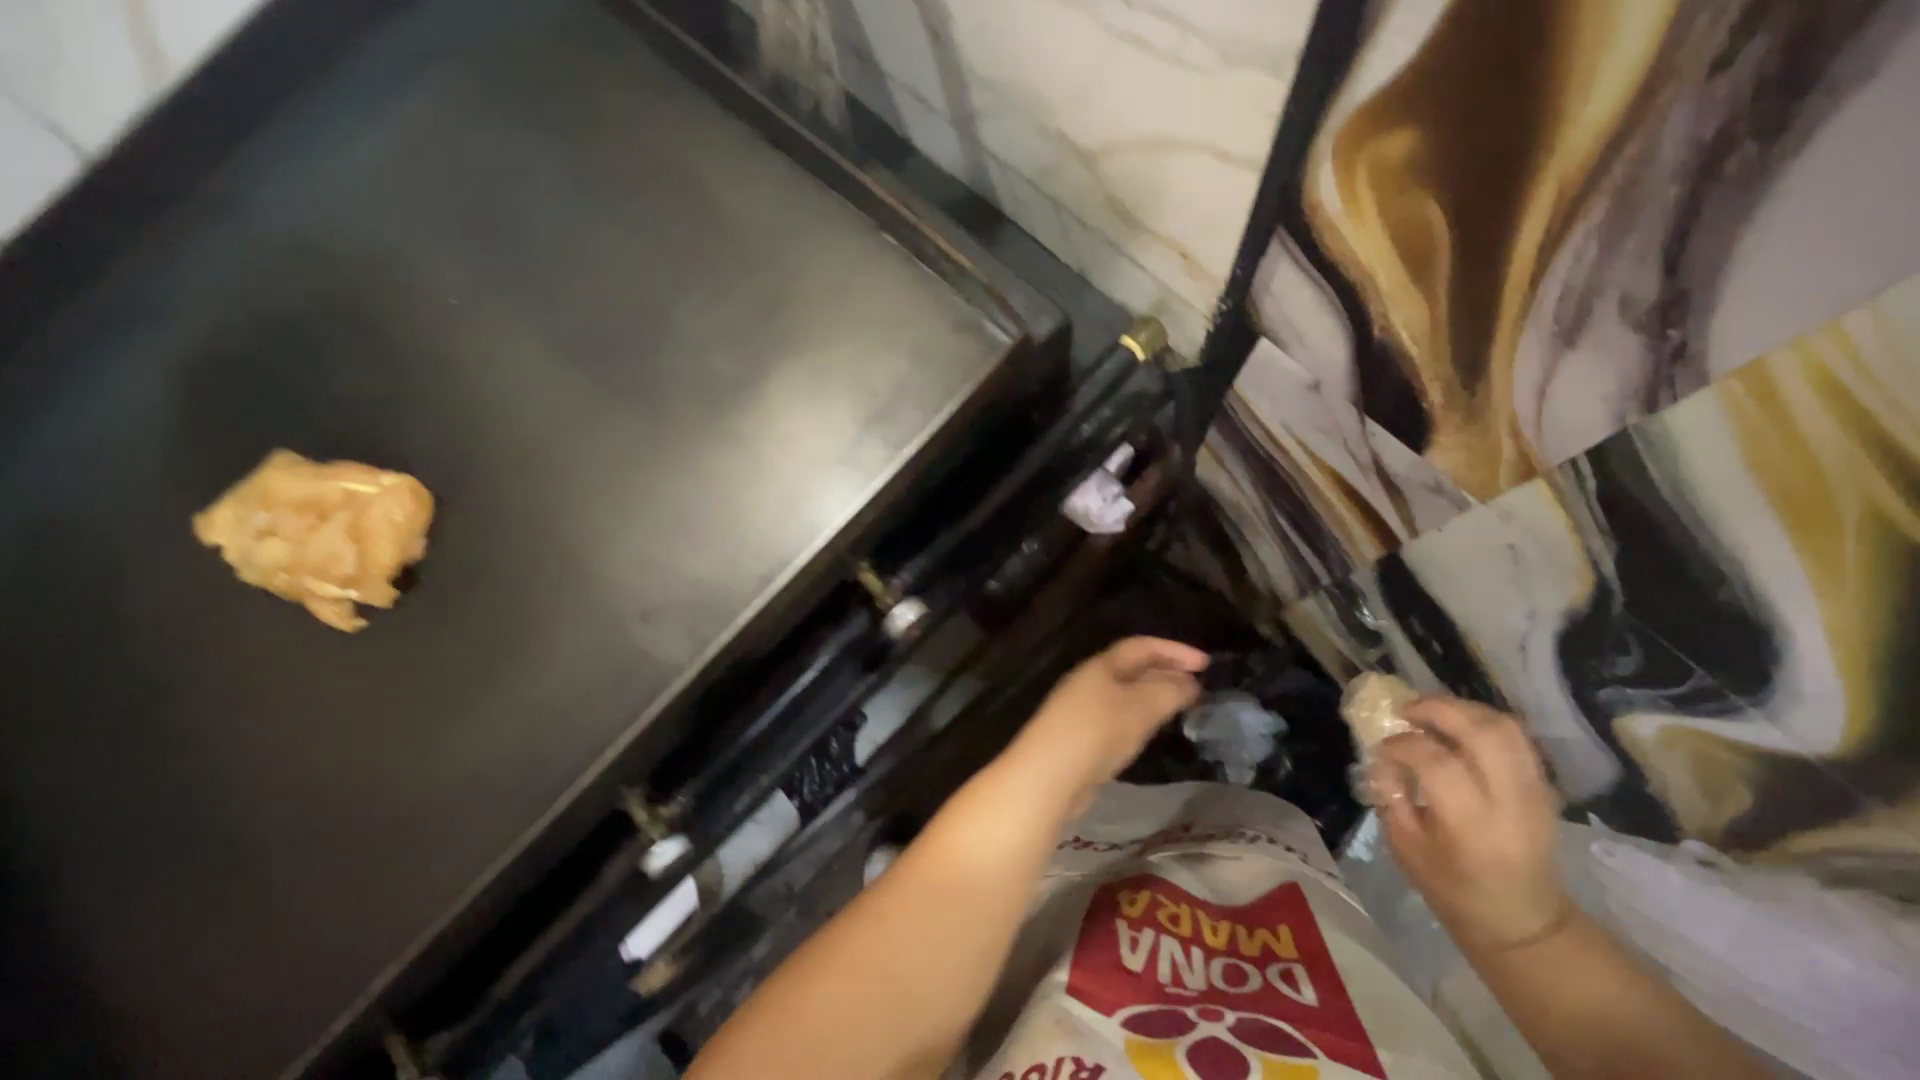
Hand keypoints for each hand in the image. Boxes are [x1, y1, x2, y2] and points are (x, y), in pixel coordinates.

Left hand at [1001, 637, 1208, 815]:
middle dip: (1166, 672)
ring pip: (1125, 695)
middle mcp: (1088, 682)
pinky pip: (1117, 718)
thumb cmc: (1097, 733)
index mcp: (1101, 666)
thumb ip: (1169, 691)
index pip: (1142, 646)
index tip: (1207, 664)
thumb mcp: (1141, 707)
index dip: (1175, 650)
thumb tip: (1189, 682)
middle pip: (1132, 669)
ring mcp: (1081, 711)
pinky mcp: (1079, 739)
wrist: (1047, 777)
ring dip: (1154, 697)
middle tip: (1198, 687)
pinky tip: (1150, 733)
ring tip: (1181, 708)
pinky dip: (1139, 718)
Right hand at [1373, 697, 1568, 952]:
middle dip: (1439, 710)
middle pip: (1482, 732)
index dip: (1403, 745)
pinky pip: (1516, 739)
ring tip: (1432, 714)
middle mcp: (1510, 801)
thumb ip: (1392, 799)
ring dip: (1464, 710)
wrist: (1523, 920)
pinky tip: (1458, 731)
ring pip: (1505, 727)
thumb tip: (1381, 760)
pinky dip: (1483, 724)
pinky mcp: (1544, 787)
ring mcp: (1534, 792)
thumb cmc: (1455, 891)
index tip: (1382, 748)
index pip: (1437, 762)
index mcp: (1472, 825)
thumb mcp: (1406, 850)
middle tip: (1406, 710)